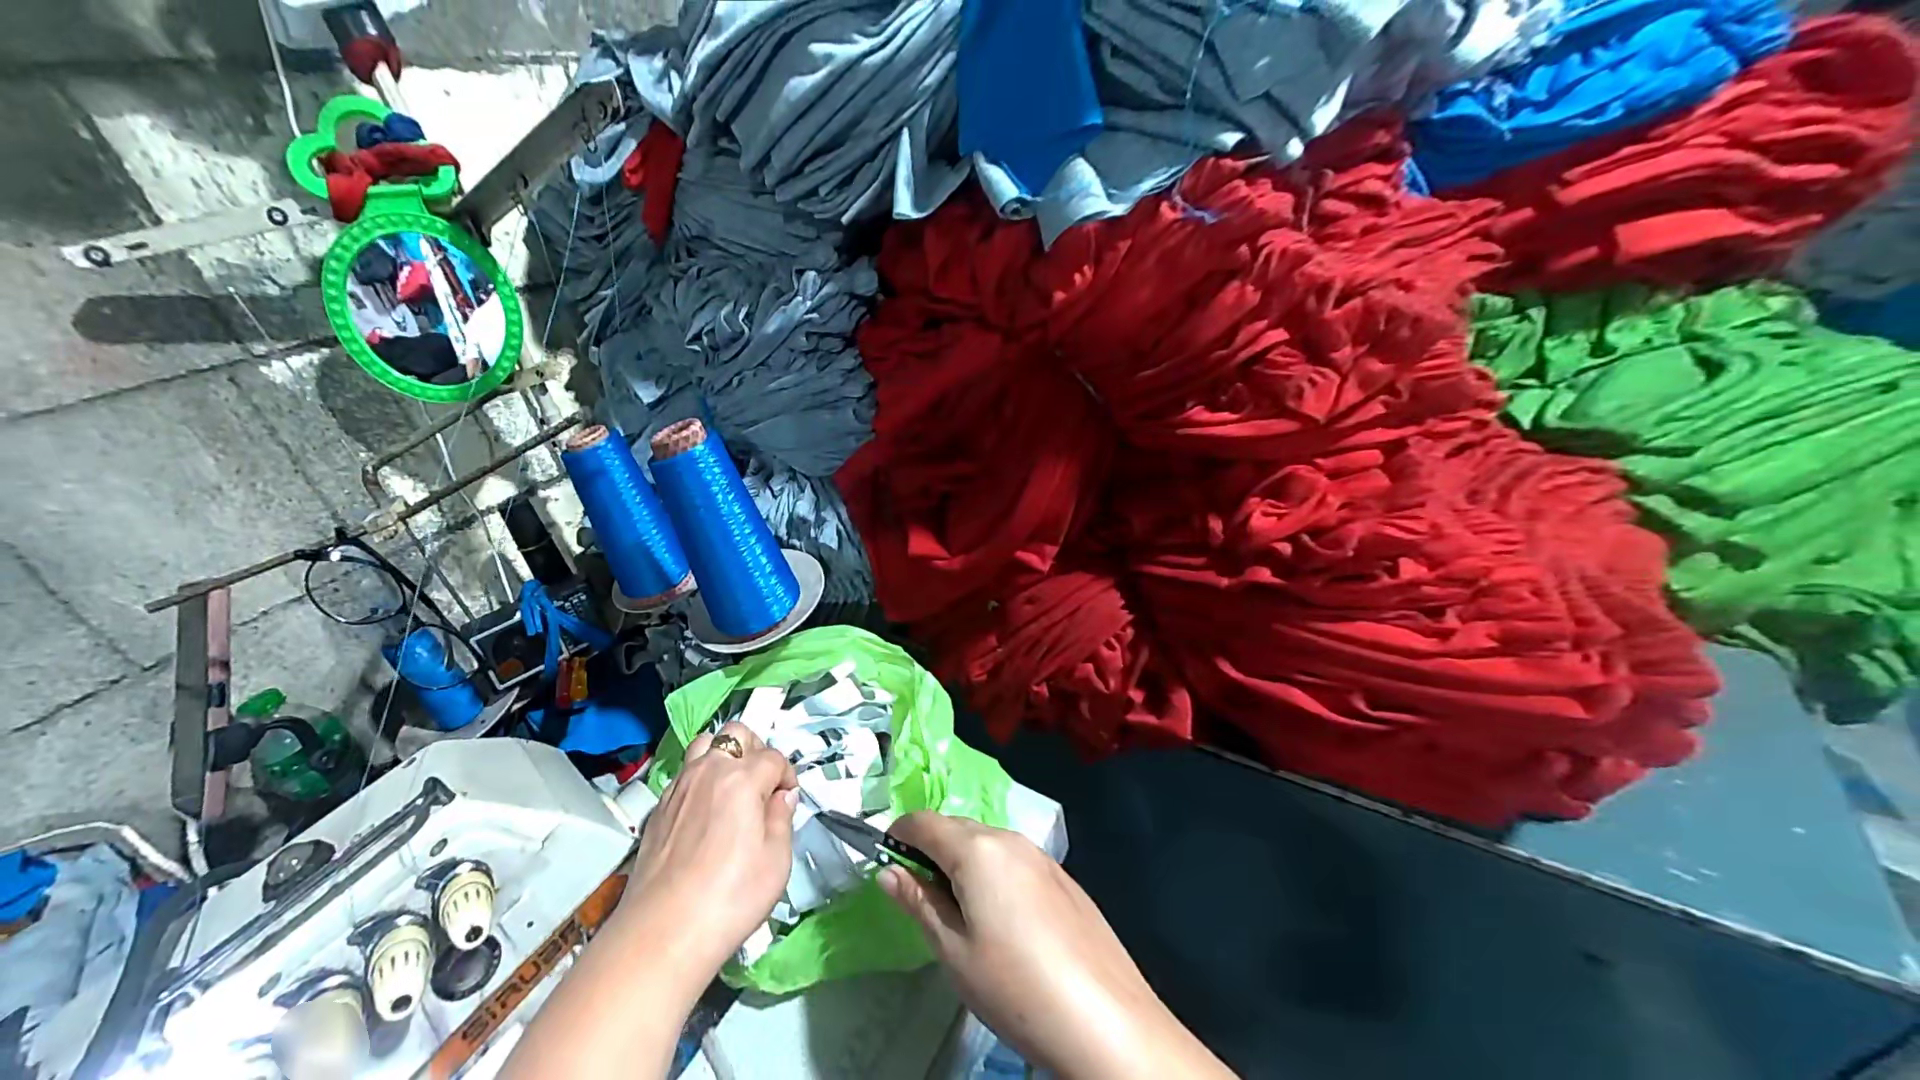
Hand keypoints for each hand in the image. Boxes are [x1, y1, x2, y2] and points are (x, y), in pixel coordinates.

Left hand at [621, 721, 797, 973]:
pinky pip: (684, 774)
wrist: (662, 933)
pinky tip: (705, 812)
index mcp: (742, 779)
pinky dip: (700, 779)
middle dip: (756, 750)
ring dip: (724, 757)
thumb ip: (782, 818)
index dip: (787, 776)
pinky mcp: (657, 808)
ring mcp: (678, 787)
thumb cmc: (730, 897)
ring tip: (732, 789)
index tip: (788, 799)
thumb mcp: (776, 860)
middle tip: (762, 784)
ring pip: (704, 746)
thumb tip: (781, 797)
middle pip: (736, 734)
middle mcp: (708, 772)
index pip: (774, 757)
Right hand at [880, 813, 1233, 1079]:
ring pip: (988, 843)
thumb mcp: (953, 951)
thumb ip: (918, 903)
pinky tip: (1003, 921)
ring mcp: (1043, 857)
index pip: (923, 822)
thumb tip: (889, 872)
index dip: (898, 836)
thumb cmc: (1016, 986)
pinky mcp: (1064, 879)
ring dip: (963, 862)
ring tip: (959, 913)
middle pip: (957, 828)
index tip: (886, 863)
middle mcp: (1011, 839)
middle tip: (919, 896)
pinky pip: (1015, 861)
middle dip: (930, 849)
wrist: (1106, 1020)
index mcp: (978, 849)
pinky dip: (995, 874)